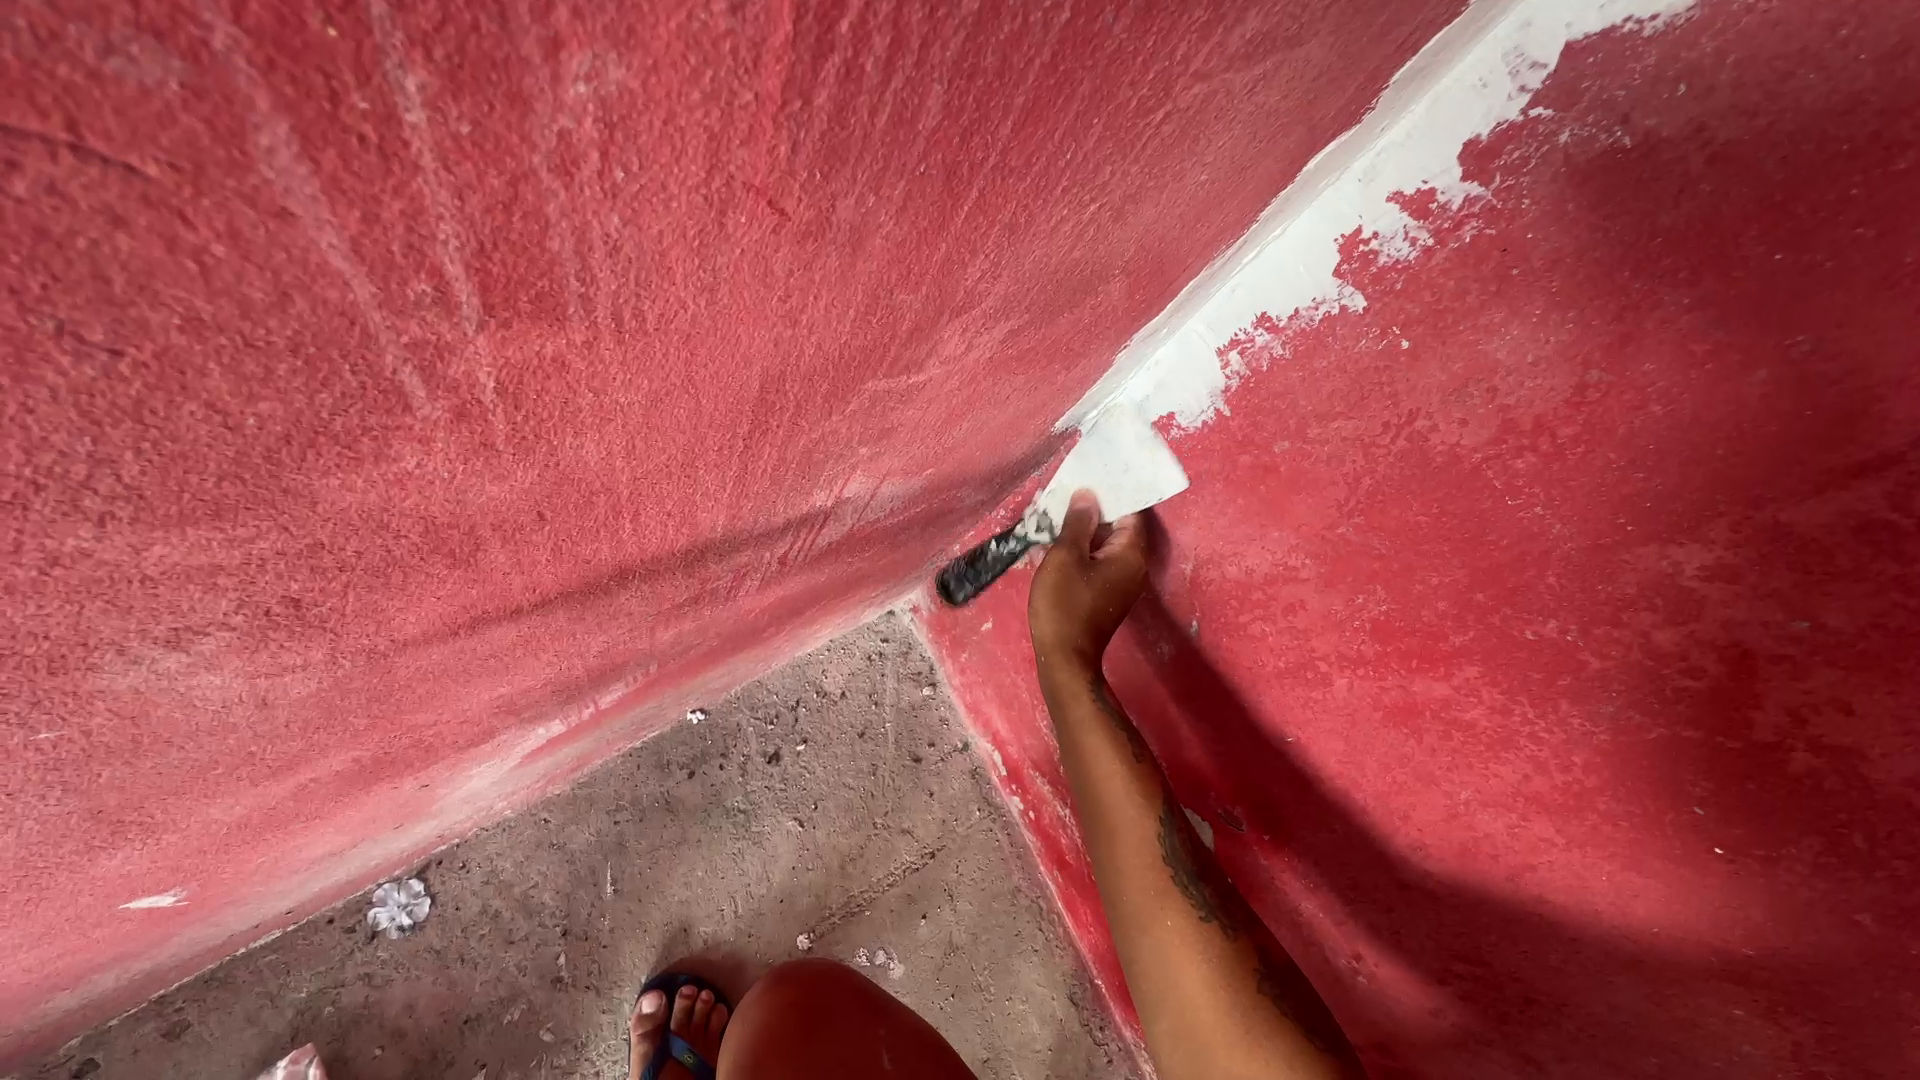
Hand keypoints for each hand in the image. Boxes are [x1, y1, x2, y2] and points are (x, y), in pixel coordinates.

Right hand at [1028, 490, 1148, 678]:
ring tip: (1053, 517)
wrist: (1064, 659)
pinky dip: (1078, 552)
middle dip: (1090, 511)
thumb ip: (1078, 522)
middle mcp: (1133, 566)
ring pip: (1103, 546)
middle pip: (1116, 527)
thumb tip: (1088, 495)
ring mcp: (1120, 583)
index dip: (1110, 493)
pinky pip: (1096, 563)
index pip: (1130, 511)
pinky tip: (1051, 546)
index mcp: (1130, 553)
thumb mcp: (1065, 557)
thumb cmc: (1064, 605)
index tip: (1088, 478)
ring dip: (1080, 532)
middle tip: (1064, 494)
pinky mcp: (1105, 595)